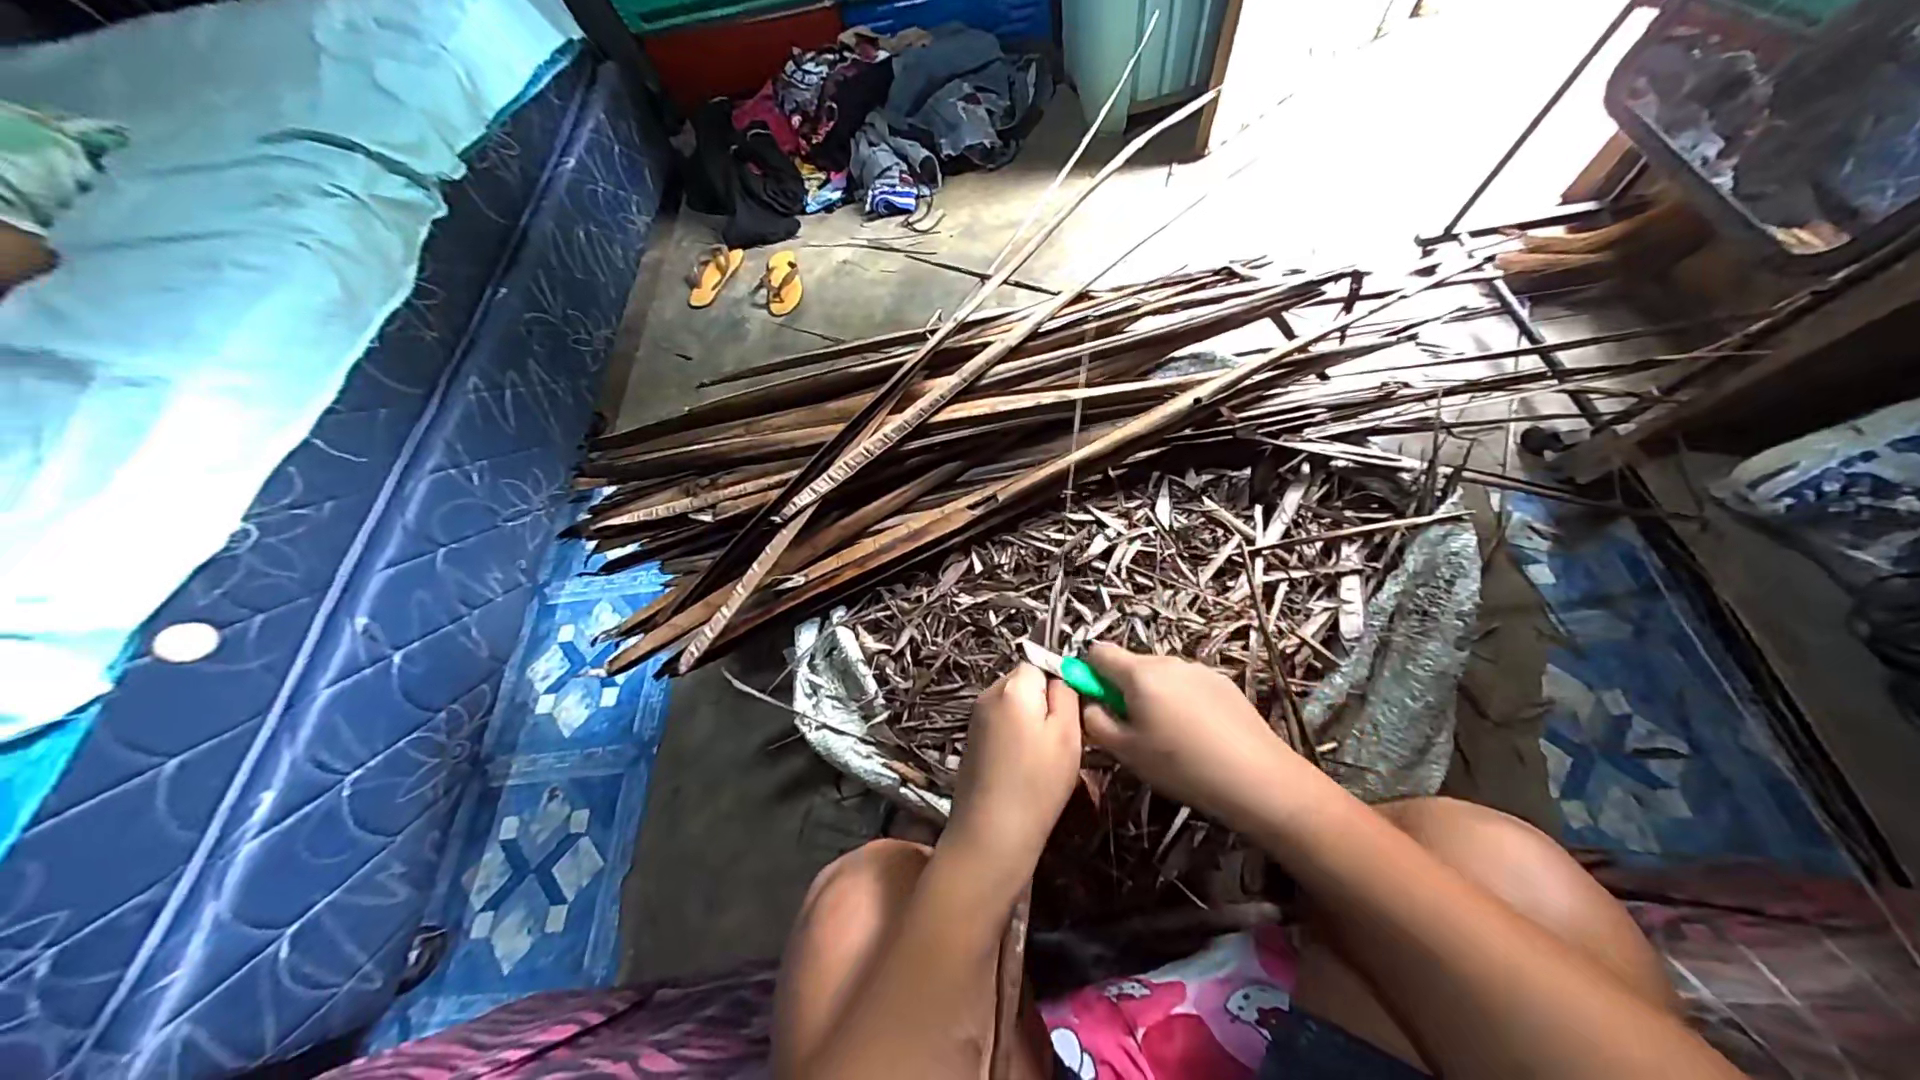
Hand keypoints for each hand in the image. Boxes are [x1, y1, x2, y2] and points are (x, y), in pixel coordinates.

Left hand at [946, 663, 1081, 868]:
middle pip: (1024, 682)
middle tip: (1061, 736)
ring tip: (1044, 755)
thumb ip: (1066, 695)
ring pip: (1014, 704)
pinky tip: (1024, 766)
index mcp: (1013, 687)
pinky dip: (1015, 736)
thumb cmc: (1037, 782)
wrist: (992, 832)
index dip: (1059, 684)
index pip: (1040, 663)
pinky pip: (1001, 723)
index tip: (1071, 714)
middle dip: (1044, 701)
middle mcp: (989, 694)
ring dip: (1030, 720)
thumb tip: (1061, 676)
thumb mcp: (1067, 735)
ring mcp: (976, 717)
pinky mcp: (972, 739)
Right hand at [1079, 643, 1306, 827]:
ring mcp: (1199, 669)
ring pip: (1160, 676)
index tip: (1098, 703)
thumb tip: (1090, 703)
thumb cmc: (1181, 766)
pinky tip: (1197, 736)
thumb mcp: (1125, 751)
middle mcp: (1168, 661)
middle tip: (1133, 730)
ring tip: (1169, 737)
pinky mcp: (1223, 683)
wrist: (1257, 778)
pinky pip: (1186, 685)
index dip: (1090, 673)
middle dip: (1123, 689)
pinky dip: (1181, 702)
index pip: (1098, 652)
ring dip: (1153, 696)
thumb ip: (1095, 720)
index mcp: (1139, 673)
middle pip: (1131, 664)